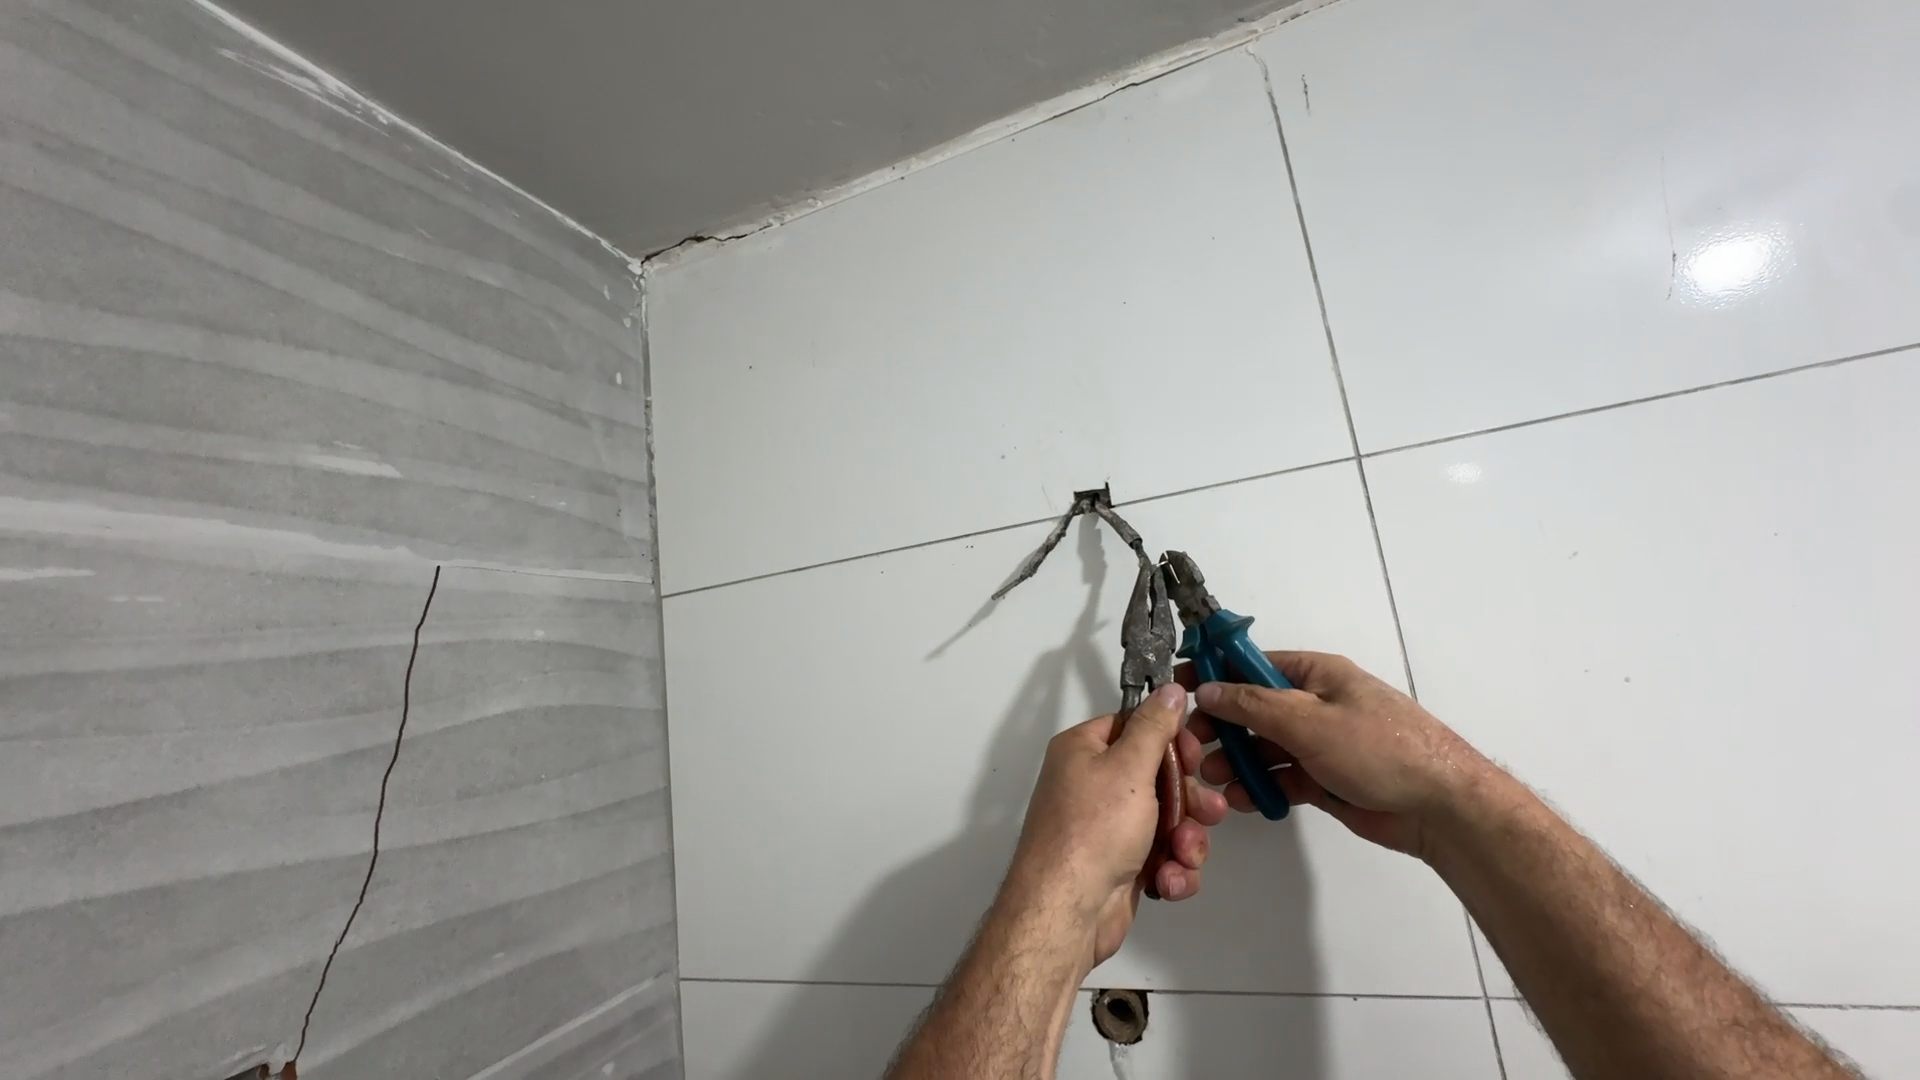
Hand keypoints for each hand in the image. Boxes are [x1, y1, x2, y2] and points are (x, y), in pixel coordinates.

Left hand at [1003, 683, 1228, 966]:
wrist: (1068, 910)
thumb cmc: (1093, 829)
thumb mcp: (1128, 768)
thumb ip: (1154, 727)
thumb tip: (1169, 688)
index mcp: (1083, 749)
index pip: (1135, 727)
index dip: (1169, 741)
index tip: (1194, 758)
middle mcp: (1091, 782)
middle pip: (1158, 776)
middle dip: (1187, 800)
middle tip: (1207, 813)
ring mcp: (1106, 826)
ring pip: (1167, 819)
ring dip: (1185, 839)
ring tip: (1183, 855)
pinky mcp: (1121, 863)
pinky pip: (1161, 855)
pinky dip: (1171, 868)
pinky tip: (1168, 881)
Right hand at [1184, 651, 1495, 859]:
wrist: (1443, 810)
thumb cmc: (1377, 748)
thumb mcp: (1307, 720)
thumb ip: (1251, 705)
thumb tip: (1205, 689)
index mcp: (1313, 674)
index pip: (1249, 663)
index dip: (1212, 672)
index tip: (1177, 688)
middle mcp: (1312, 703)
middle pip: (1250, 708)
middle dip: (1219, 726)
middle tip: (1189, 745)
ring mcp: (1318, 742)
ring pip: (1262, 745)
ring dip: (1236, 760)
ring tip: (1212, 780)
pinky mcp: (1323, 778)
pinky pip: (1280, 776)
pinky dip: (1260, 786)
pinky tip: (1241, 800)